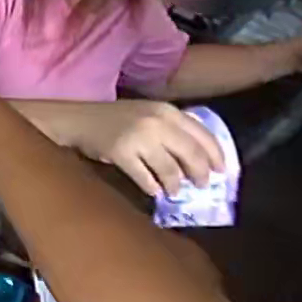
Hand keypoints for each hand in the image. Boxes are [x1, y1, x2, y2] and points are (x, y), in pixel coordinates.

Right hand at [65, 99, 224, 196]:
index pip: (203, 135)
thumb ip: (170, 128)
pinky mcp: (121, 153)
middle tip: (201, 185)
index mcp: (167, 111)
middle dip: (199, 173)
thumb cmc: (113, 119)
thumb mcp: (147, 114)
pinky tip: (153, 191)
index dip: (216, 155)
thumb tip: (196, 158)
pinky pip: (145, 177)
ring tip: (174, 191)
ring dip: (175, 184)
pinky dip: (152, 187)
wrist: (78, 120)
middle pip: (191, 154)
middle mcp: (156, 122)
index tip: (222, 171)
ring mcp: (138, 137)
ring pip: (170, 169)